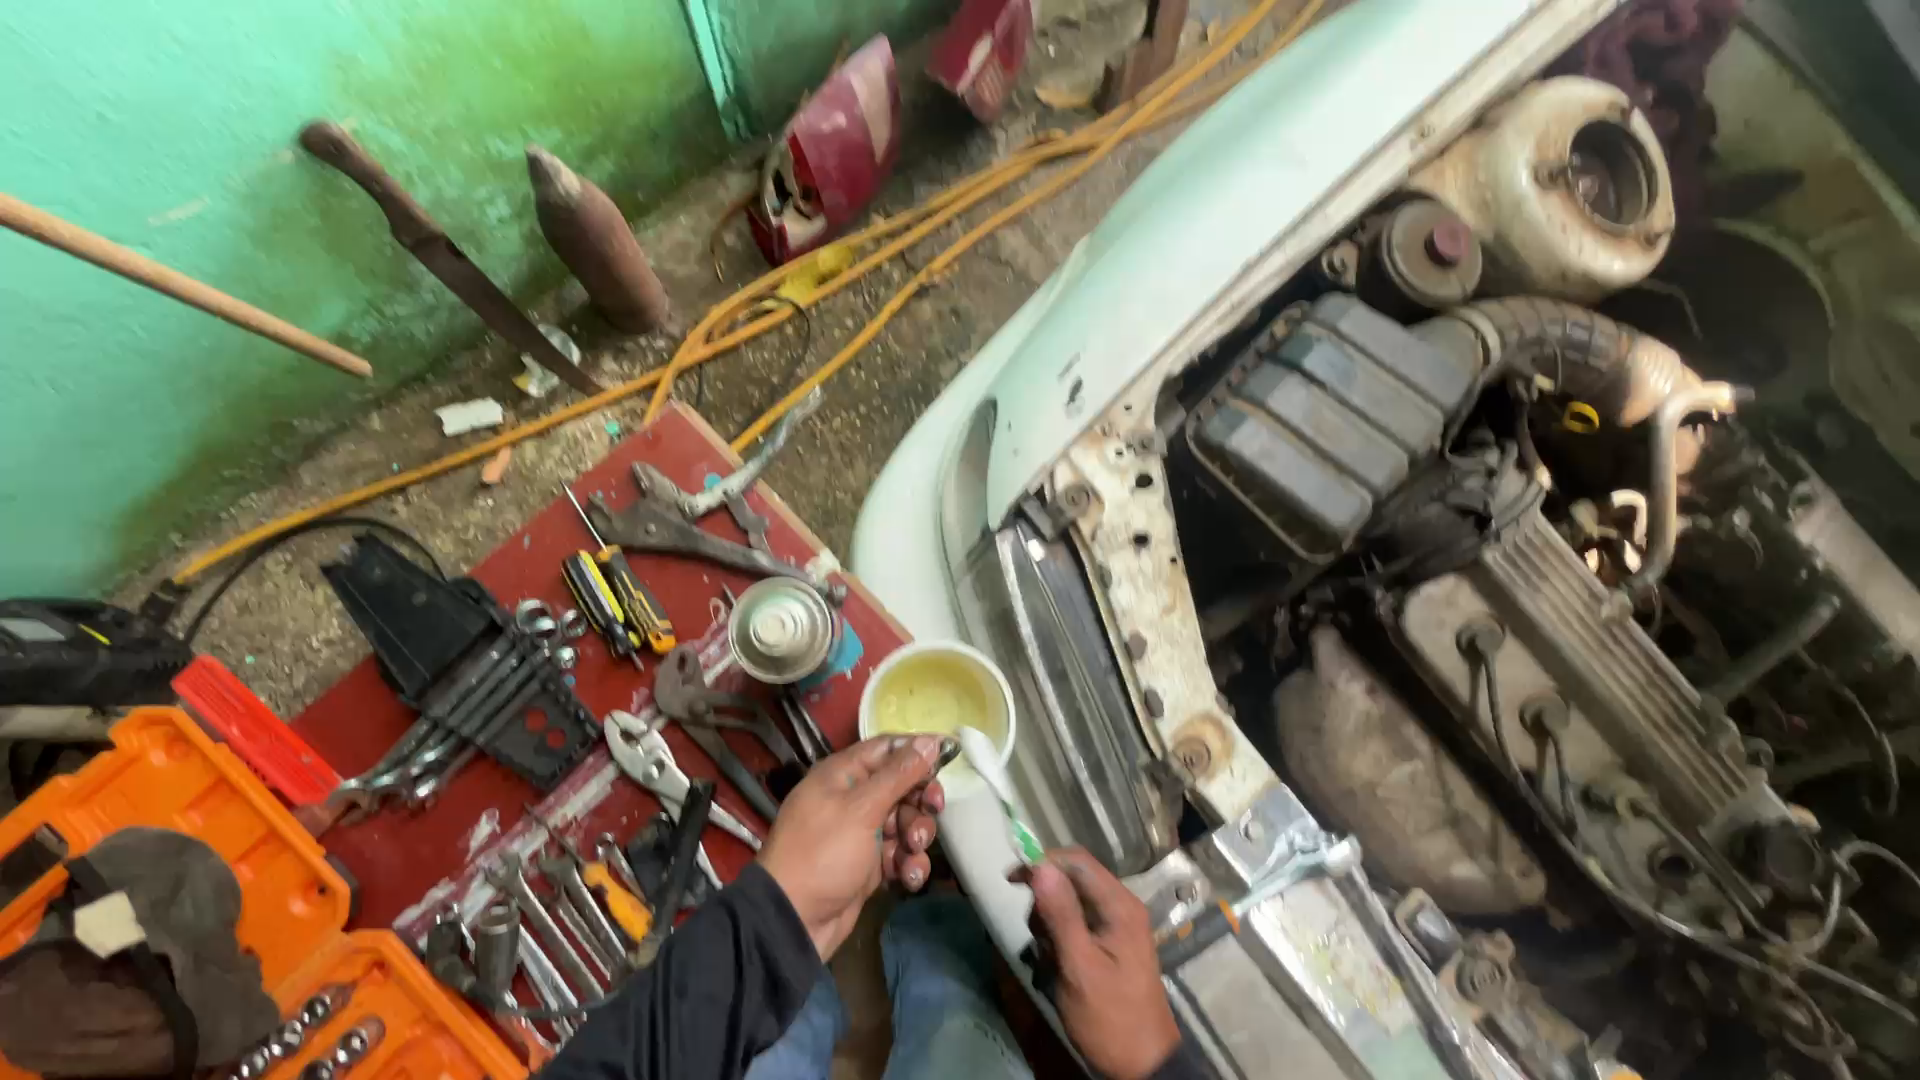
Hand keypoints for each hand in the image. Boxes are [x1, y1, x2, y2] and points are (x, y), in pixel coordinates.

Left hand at [758, 735, 951, 959]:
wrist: (793, 920)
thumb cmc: (823, 852)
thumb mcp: (862, 809)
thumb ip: (899, 774)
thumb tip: (931, 741)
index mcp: (844, 774)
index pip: (888, 749)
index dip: (918, 751)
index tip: (949, 757)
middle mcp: (852, 797)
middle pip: (901, 785)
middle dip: (920, 800)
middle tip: (933, 810)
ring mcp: (860, 832)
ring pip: (904, 821)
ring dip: (916, 835)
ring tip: (912, 851)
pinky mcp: (868, 863)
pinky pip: (898, 852)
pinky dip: (908, 862)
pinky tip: (909, 877)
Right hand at [1018, 848, 1179, 1079]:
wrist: (1142, 1067)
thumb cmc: (1110, 1018)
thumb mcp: (1079, 967)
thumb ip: (1060, 915)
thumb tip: (1039, 866)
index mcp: (1119, 905)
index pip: (1076, 861)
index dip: (1043, 862)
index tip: (1012, 882)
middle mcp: (1120, 906)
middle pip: (1072, 878)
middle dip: (1045, 900)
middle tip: (1035, 935)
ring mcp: (1116, 924)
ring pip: (1070, 901)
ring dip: (1049, 922)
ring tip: (1048, 957)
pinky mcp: (1109, 942)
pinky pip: (1076, 923)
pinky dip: (1059, 937)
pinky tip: (1056, 964)